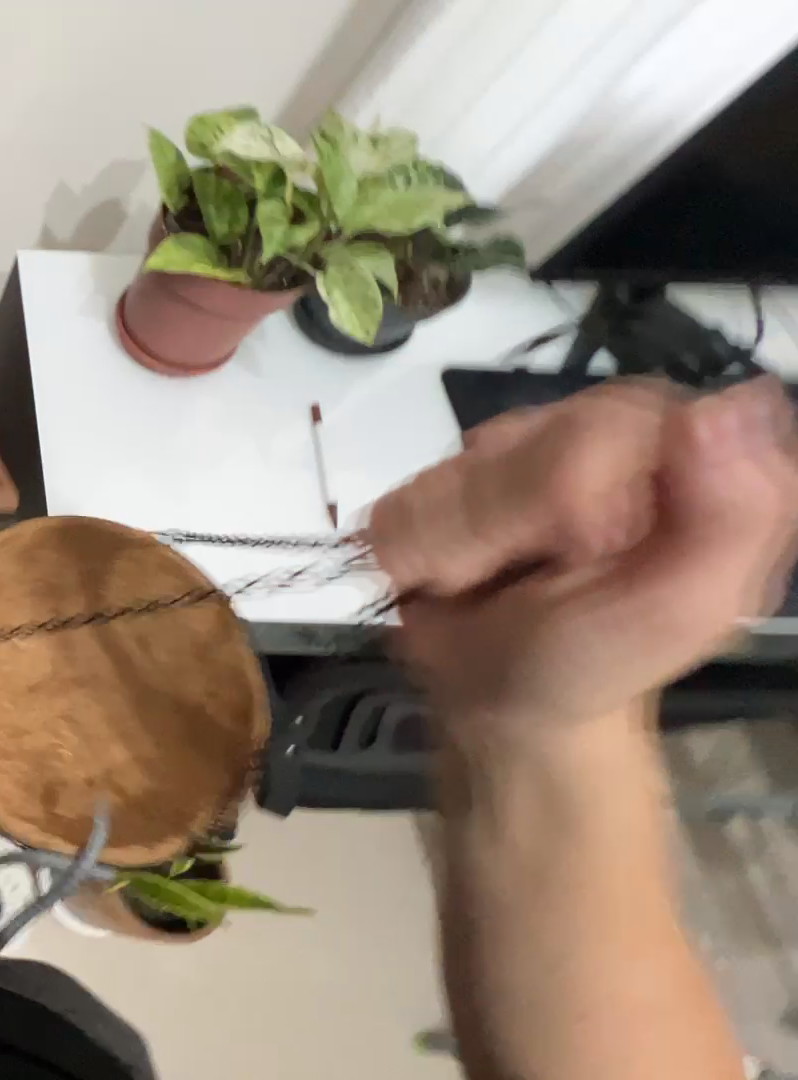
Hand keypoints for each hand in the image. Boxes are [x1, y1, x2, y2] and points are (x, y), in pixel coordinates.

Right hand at [367, 377, 797, 742]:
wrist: (493, 694)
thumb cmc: (597, 659)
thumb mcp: (689, 605)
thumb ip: (733, 511)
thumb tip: (720, 408)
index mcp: (665, 458)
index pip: (607, 414)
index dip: (579, 476)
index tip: (582, 547)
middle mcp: (575, 444)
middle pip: (513, 438)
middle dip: (505, 522)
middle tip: (525, 575)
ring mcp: (487, 466)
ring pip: (442, 476)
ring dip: (452, 547)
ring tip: (476, 585)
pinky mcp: (420, 493)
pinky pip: (393, 506)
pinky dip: (408, 554)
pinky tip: (439, 577)